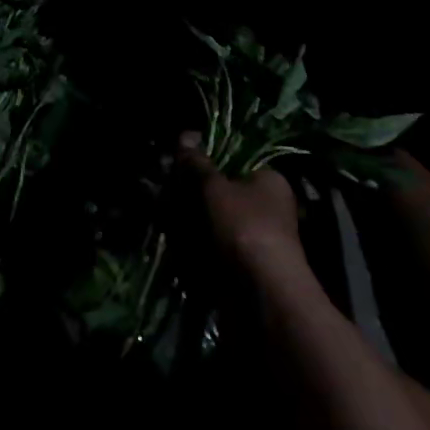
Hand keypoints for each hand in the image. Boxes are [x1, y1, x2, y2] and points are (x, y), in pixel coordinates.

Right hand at [175, 131, 304, 273]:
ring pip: (211, 217)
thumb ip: (197, 163)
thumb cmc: (245, 227)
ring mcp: (252, 236)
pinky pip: (210, 242)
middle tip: (164, 187)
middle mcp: (265, 206)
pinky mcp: (240, 262)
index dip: (204, 158)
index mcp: (268, 180)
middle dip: (190, 188)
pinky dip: (192, 239)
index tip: (178, 162)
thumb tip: (185, 134)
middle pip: (219, 189)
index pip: (233, 159)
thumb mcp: (215, 187)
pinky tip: (171, 235)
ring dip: (188, 215)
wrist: (261, 295)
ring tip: (161, 211)